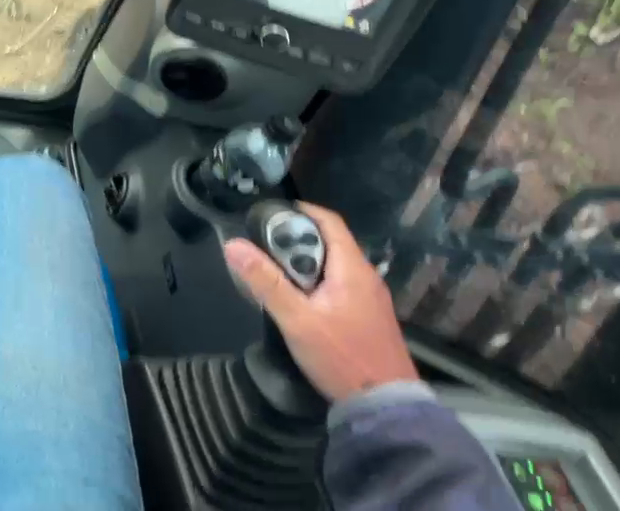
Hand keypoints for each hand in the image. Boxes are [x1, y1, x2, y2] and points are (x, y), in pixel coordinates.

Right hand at [222, 202, 418, 402]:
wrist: (387, 408)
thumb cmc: (342, 357)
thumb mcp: (297, 319)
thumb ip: (265, 281)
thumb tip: (233, 245)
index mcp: (353, 270)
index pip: (329, 222)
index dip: (299, 211)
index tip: (267, 215)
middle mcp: (366, 278)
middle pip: (328, 242)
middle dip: (294, 240)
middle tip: (261, 249)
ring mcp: (370, 298)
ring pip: (332, 265)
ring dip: (302, 263)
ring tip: (272, 274)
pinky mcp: (368, 316)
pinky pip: (338, 284)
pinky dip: (315, 281)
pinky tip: (297, 300)